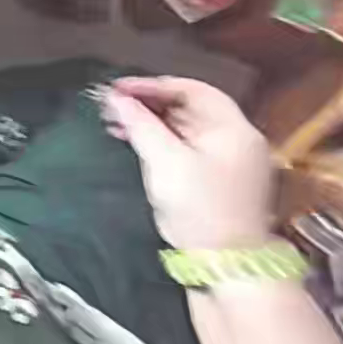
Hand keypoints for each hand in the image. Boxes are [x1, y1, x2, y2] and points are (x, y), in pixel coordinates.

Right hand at [99, 76, 275, 250]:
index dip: (152, 85)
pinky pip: (179, 143)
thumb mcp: (164, 160)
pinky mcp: (209, 174)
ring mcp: (222, 157)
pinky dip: (154, 136)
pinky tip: (128, 138)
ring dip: (146, 119)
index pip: (191, 90)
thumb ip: (140, 124)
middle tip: (110, 103)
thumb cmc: (197, 204)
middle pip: (186, 106)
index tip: (117, 89)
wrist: (222, 258)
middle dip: (146, 101)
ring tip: (112, 120)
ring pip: (180, 125)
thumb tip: (115, 98)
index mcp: (231, 128)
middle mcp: (232, 137)